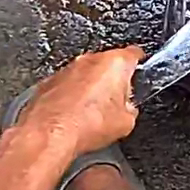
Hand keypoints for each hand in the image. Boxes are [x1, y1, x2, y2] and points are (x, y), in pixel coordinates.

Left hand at [13, 46, 143, 156]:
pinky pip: (67, 85)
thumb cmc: (85, 125)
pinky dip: (71, 97)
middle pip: (109, 64)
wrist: (49, 134)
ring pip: (86, 74)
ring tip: (91, 115)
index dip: (140, 63)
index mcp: (115, 63)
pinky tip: (73, 117)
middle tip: (115, 104)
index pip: (135, 54)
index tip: (140, 69)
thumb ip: (131, 109)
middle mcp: (90, 60)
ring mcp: (67, 69)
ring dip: (90, 89)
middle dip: (113, 82)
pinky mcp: (49, 81)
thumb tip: (127, 110)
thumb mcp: (126, 123)